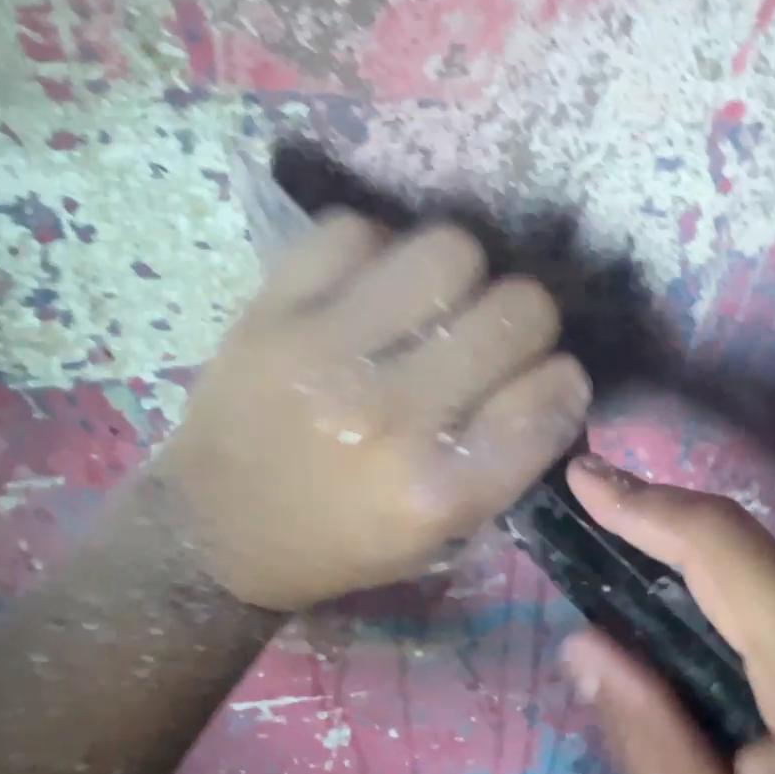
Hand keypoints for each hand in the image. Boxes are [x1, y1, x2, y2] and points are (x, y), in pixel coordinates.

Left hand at [151, 215, 590, 610]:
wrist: (211, 534)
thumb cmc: (343, 542)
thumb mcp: (443, 534)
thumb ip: (512, 456)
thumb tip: (558, 372)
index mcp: (438, 490)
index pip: (555, 392)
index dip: (563, 379)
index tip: (542, 381)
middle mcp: (389, 417)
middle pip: (519, 308)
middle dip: (524, 319)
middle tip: (492, 336)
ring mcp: (323, 355)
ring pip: (450, 250)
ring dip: (460, 273)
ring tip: (434, 303)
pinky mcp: (269, 312)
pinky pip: (357, 231)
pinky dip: (376, 252)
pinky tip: (369, 291)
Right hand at [558, 456, 774, 773]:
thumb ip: (654, 746)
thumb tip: (585, 643)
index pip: (731, 555)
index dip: (650, 505)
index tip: (585, 477)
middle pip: (761, 565)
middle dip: (674, 552)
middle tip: (598, 565)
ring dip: (719, 596)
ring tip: (659, 644)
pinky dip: (765, 623)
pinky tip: (737, 678)